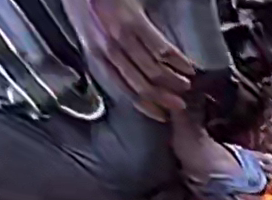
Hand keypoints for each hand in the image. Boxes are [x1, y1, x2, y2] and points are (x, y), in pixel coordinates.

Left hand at [62, 0, 192, 117]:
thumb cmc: (85, 0)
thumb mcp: (88, 31)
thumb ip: (105, 55)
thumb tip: (131, 80)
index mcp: (95, 53)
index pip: (125, 90)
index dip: (147, 108)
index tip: (163, 116)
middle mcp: (106, 47)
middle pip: (142, 85)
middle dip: (165, 99)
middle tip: (180, 104)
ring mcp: (119, 33)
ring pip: (153, 70)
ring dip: (174, 81)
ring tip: (186, 83)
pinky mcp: (131, 18)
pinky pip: (160, 48)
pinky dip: (178, 61)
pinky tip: (187, 65)